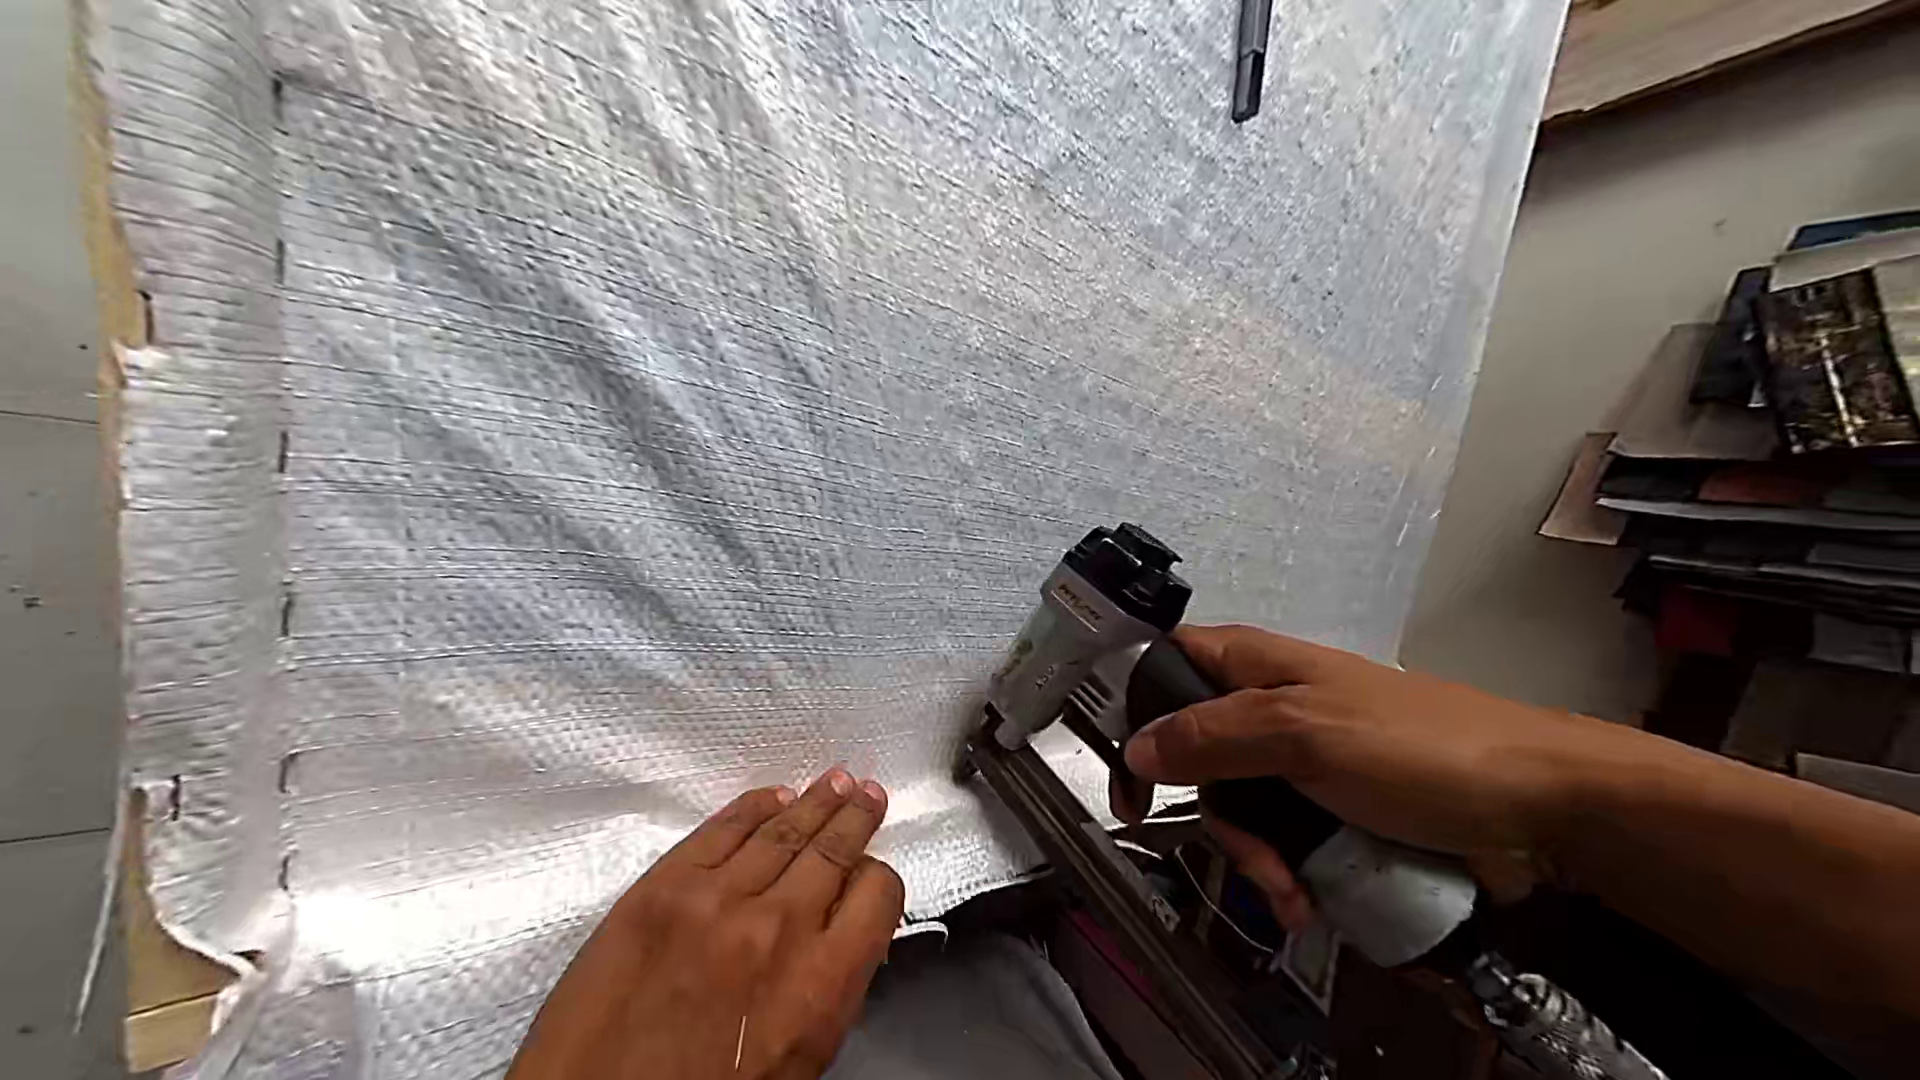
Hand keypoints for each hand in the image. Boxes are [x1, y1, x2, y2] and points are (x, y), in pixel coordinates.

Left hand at [507, 768, 904, 1079]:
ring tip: (838, 780)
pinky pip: (724, 827)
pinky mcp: (663, 887)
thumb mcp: (799, 1057)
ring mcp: (716, 901)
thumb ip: (832, 983)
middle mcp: (777, 930)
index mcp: (819, 984)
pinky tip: (774, 796)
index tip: (869, 872)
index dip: (878, 878)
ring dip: (817, 800)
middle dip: (857, 817)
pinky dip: (754, 806)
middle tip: (870, 793)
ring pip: (785, 830)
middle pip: (834, 849)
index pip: (877, 894)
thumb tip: (848, 925)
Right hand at [1120, 624, 1651, 923]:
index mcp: (1248, 663)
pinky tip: (1302, 898)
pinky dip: (1278, 867)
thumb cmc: (1414, 748)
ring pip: (1230, 799)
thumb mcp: (1301, 733)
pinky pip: (1272, 832)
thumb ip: (1211, 736)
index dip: (1134, 704)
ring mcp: (1290, 756)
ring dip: (1247, 849)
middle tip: (1229, 842)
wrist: (1542, 810)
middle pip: (1190, 748)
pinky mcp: (1319, 801)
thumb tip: (1135, 749)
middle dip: (1206, 804)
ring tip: (1285, 888)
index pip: (1161, 664)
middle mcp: (1259, 704)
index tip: (1124, 765)